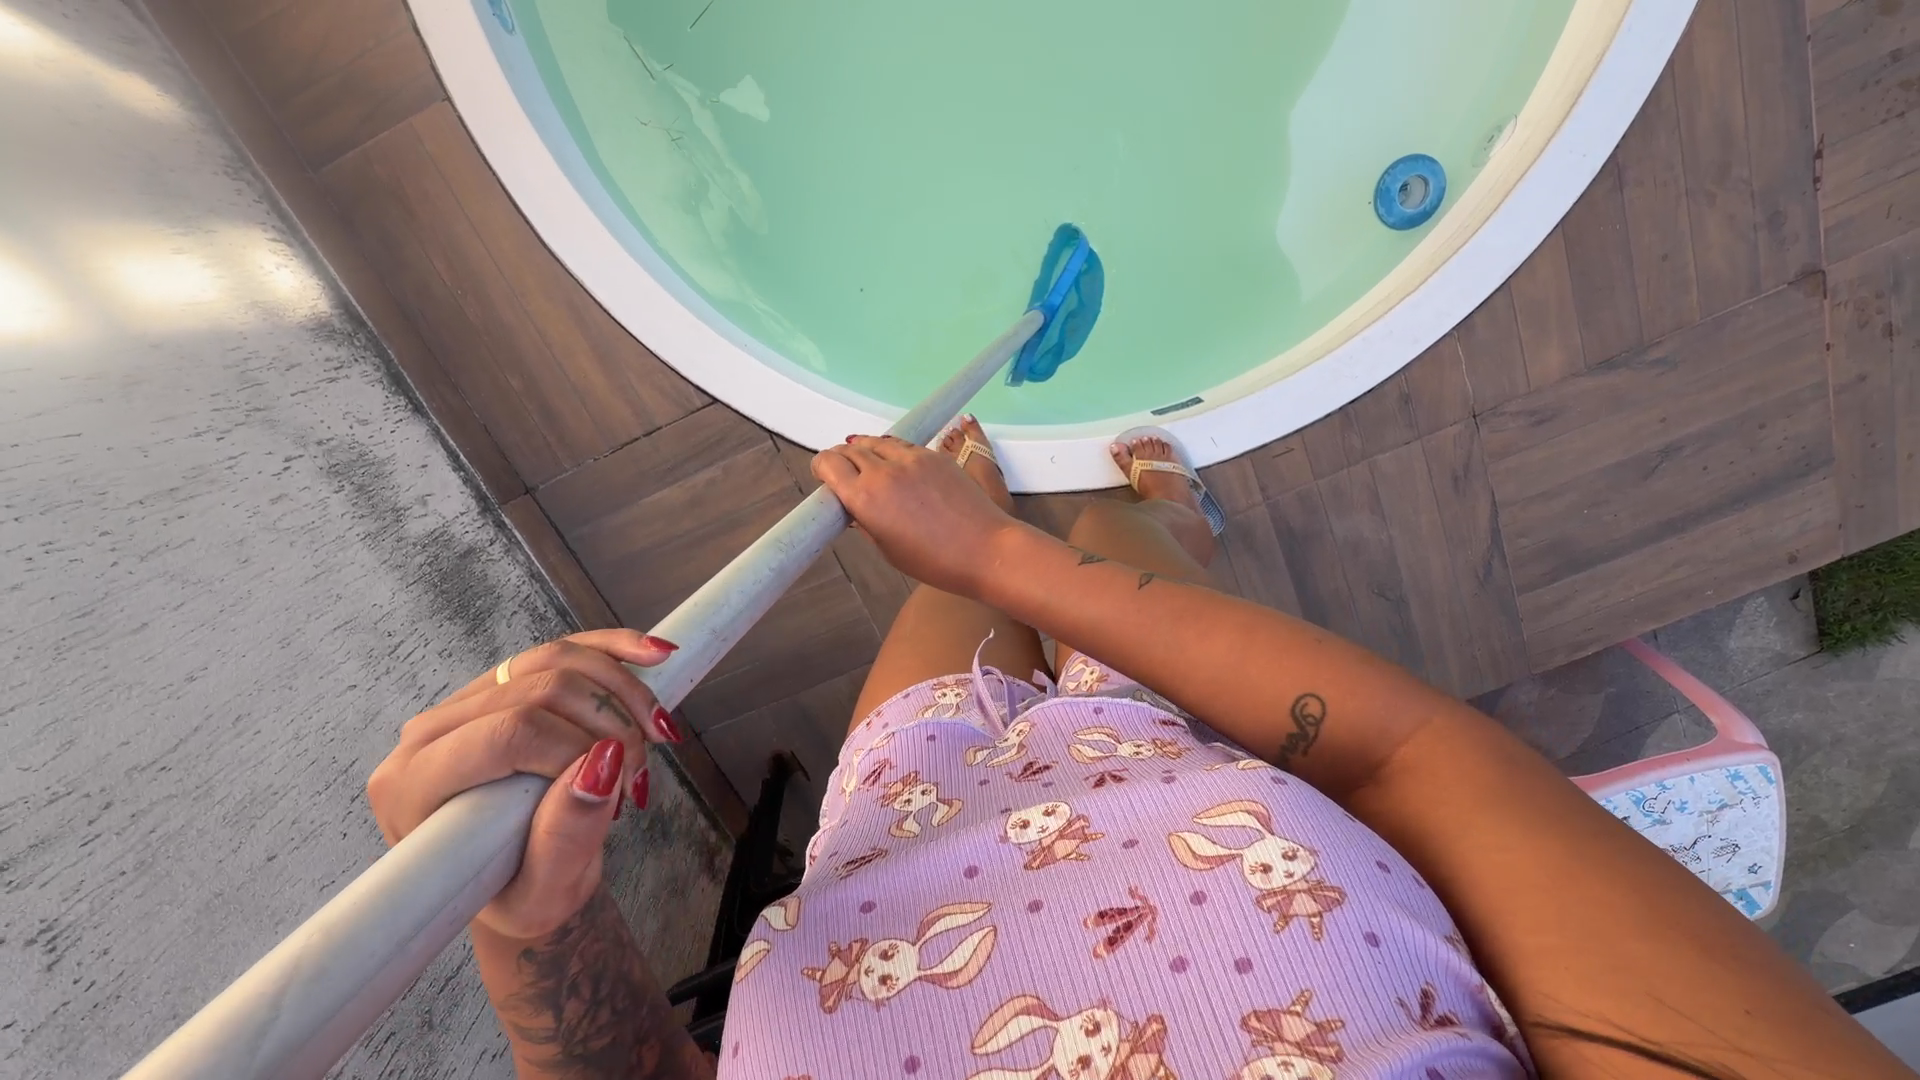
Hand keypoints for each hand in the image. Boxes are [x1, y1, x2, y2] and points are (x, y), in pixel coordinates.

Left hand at [366, 629, 679, 939]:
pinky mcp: (505, 682)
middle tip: (640, 772)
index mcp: (414, 785)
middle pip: (539, 688)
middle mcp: (428, 732)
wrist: (524, 876)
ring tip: (656, 732)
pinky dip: (616, 648)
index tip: (619, 787)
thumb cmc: (521, 891)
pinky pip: (566, 648)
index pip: (508, 732)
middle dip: (611, 723)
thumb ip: (565, 839)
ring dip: (622, 689)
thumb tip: (601, 764)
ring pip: (557, 659)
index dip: (577, 747)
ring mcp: (467, 699)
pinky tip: (655, 655)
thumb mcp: (545, 893)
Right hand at [812, 434, 1021, 595]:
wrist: (985, 548)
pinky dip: (891, 451)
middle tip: (842, 471)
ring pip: (876, 441)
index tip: (824, 476)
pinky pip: (902, 445)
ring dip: (865, 450)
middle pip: (850, 450)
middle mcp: (883, 471)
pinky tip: (894, 463)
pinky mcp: (934, 455)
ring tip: (867, 464)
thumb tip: (854, 509)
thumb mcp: (888, 549)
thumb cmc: (934, 561)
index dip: (822, 467)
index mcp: (865, 498)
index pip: (829, 464)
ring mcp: (911, 458)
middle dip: (841, 458)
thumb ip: (865, 523)